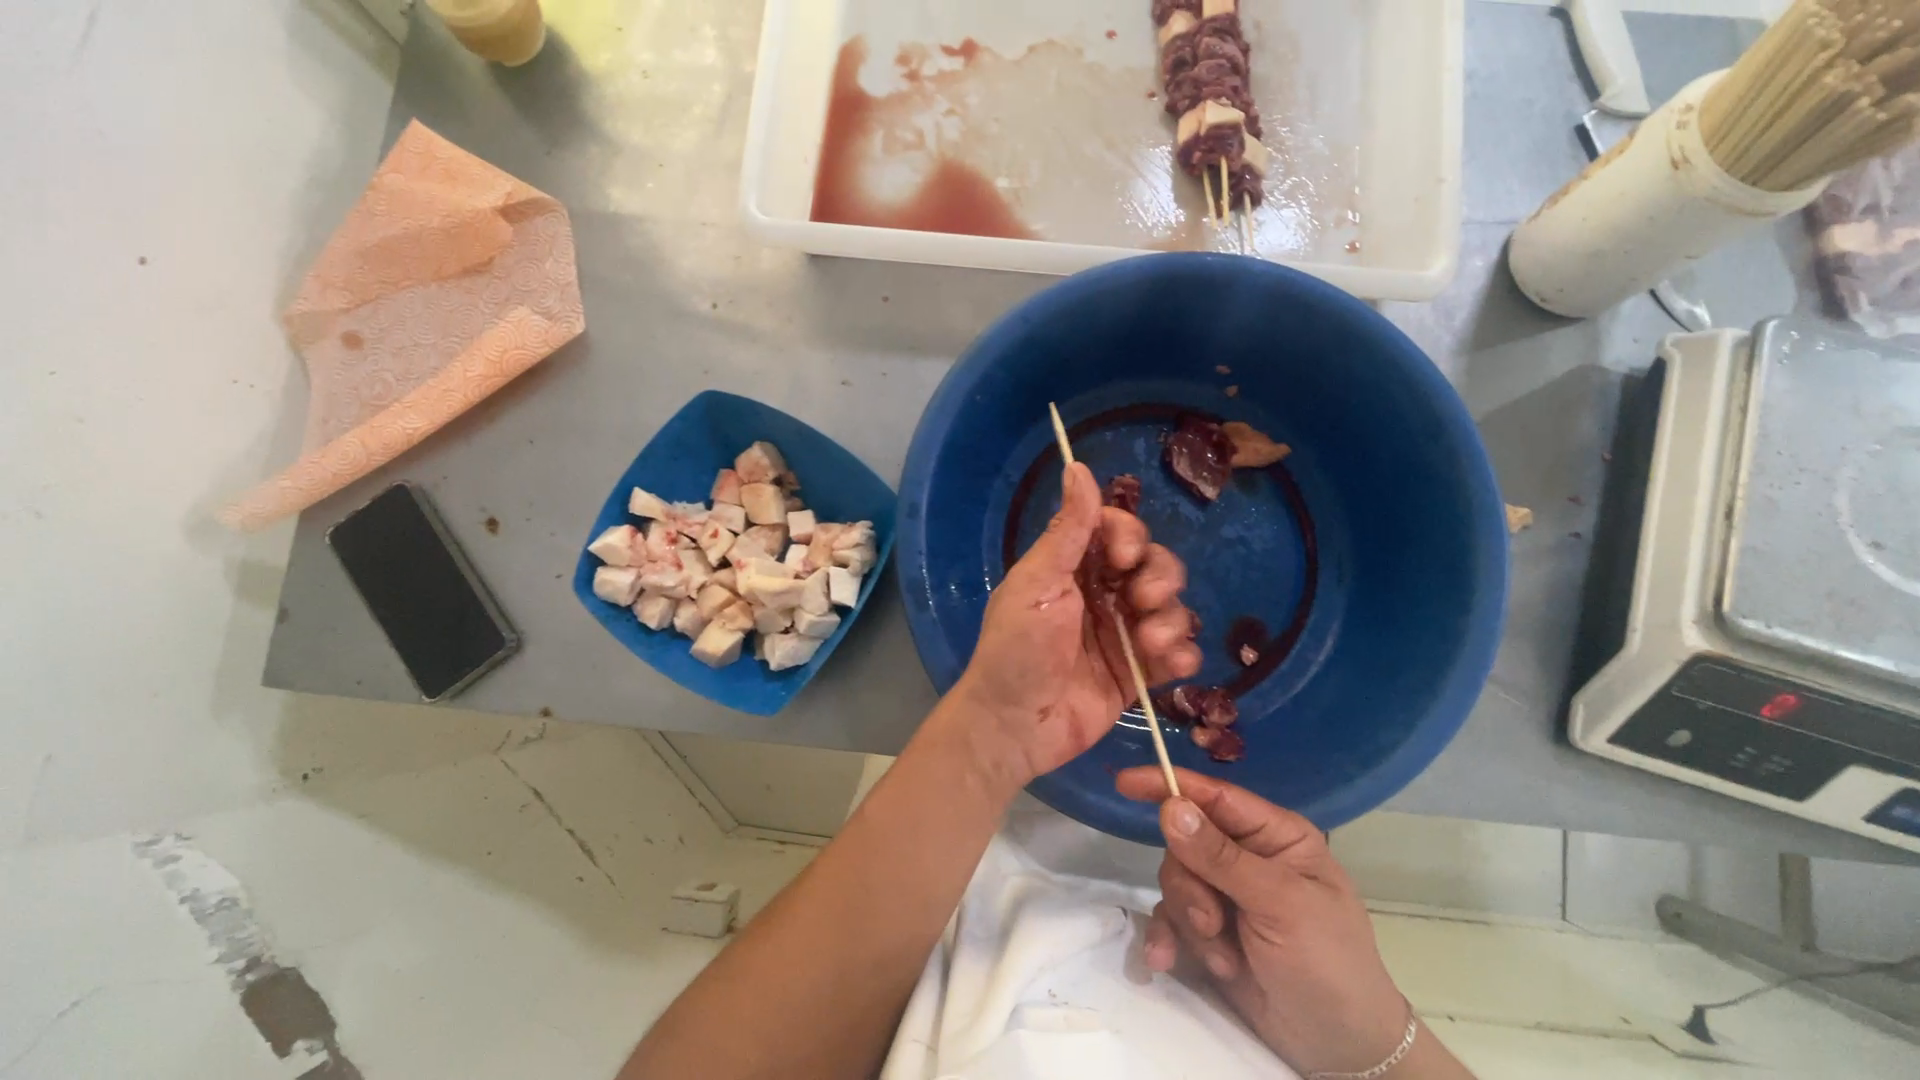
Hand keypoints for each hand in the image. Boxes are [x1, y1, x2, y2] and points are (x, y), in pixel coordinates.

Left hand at [951, 462, 1201, 786]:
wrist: (1014, 725)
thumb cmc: (1016, 649)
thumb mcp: (1037, 584)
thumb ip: (1068, 530)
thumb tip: (1078, 467)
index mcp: (1073, 567)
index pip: (1119, 533)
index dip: (1131, 537)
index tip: (1124, 558)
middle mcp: (1102, 595)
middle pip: (1155, 566)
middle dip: (1159, 578)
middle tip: (1143, 600)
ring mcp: (1123, 634)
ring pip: (1172, 608)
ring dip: (1172, 619)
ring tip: (1150, 644)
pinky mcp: (1138, 673)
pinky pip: (1176, 653)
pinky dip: (1183, 654)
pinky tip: (1172, 663)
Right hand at [1117, 767, 1413, 1076]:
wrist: (1337, 1047)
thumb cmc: (1327, 962)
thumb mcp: (1280, 905)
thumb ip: (1221, 856)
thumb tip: (1170, 805)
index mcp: (1275, 837)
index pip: (1215, 797)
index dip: (1170, 785)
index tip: (1125, 784)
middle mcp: (1247, 858)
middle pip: (1185, 843)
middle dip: (1191, 886)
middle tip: (1213, 921)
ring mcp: (1226, 896)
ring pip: (1175, 882)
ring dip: (1190, 922)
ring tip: (1222, 958)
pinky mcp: (1209, 932)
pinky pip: (1169, 918)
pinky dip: (1167, 938)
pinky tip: (1167, 961)